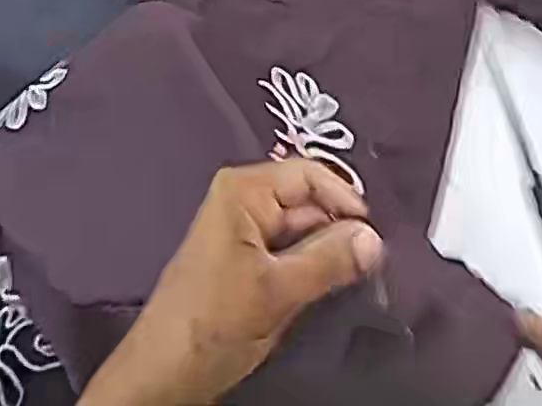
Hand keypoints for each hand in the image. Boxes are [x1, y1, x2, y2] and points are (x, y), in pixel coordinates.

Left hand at [78, 161, 383, 405]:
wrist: (166, 367)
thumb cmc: (211, 321)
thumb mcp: (278, 291)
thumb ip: (329, 260)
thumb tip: (372, 238)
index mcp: (244, 189)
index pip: (308, 174)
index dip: (344, 198)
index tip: (375, 233)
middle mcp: (243, 197)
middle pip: (307, 200)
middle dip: (339, 228)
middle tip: (373, 263)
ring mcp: (244, 227)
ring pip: (302, 227)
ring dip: (328, 250)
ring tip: (355, 277)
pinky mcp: (247, 255)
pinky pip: (289, 248)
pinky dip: (311, 264)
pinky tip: (327, 286)